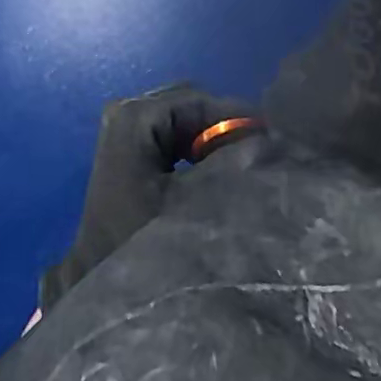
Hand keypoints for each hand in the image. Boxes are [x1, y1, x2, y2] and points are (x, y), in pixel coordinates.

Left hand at [40, 84, 250, 309]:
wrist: (99, 279)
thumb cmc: (143, 238)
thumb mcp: (194, 201)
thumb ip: (230, 163)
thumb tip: (270, 138)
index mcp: (134, 116)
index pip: (199, 101)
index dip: (240, 118)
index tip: (281, 143)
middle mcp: (125, 113)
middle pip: (189, 107)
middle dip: (226, 127)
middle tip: (267, 156)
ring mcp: (123, 132)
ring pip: (182, 123)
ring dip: (214, 140)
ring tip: (251, 167)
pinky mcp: (128, 153)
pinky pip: (172, 139)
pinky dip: (198, 150)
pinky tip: (221, 174)